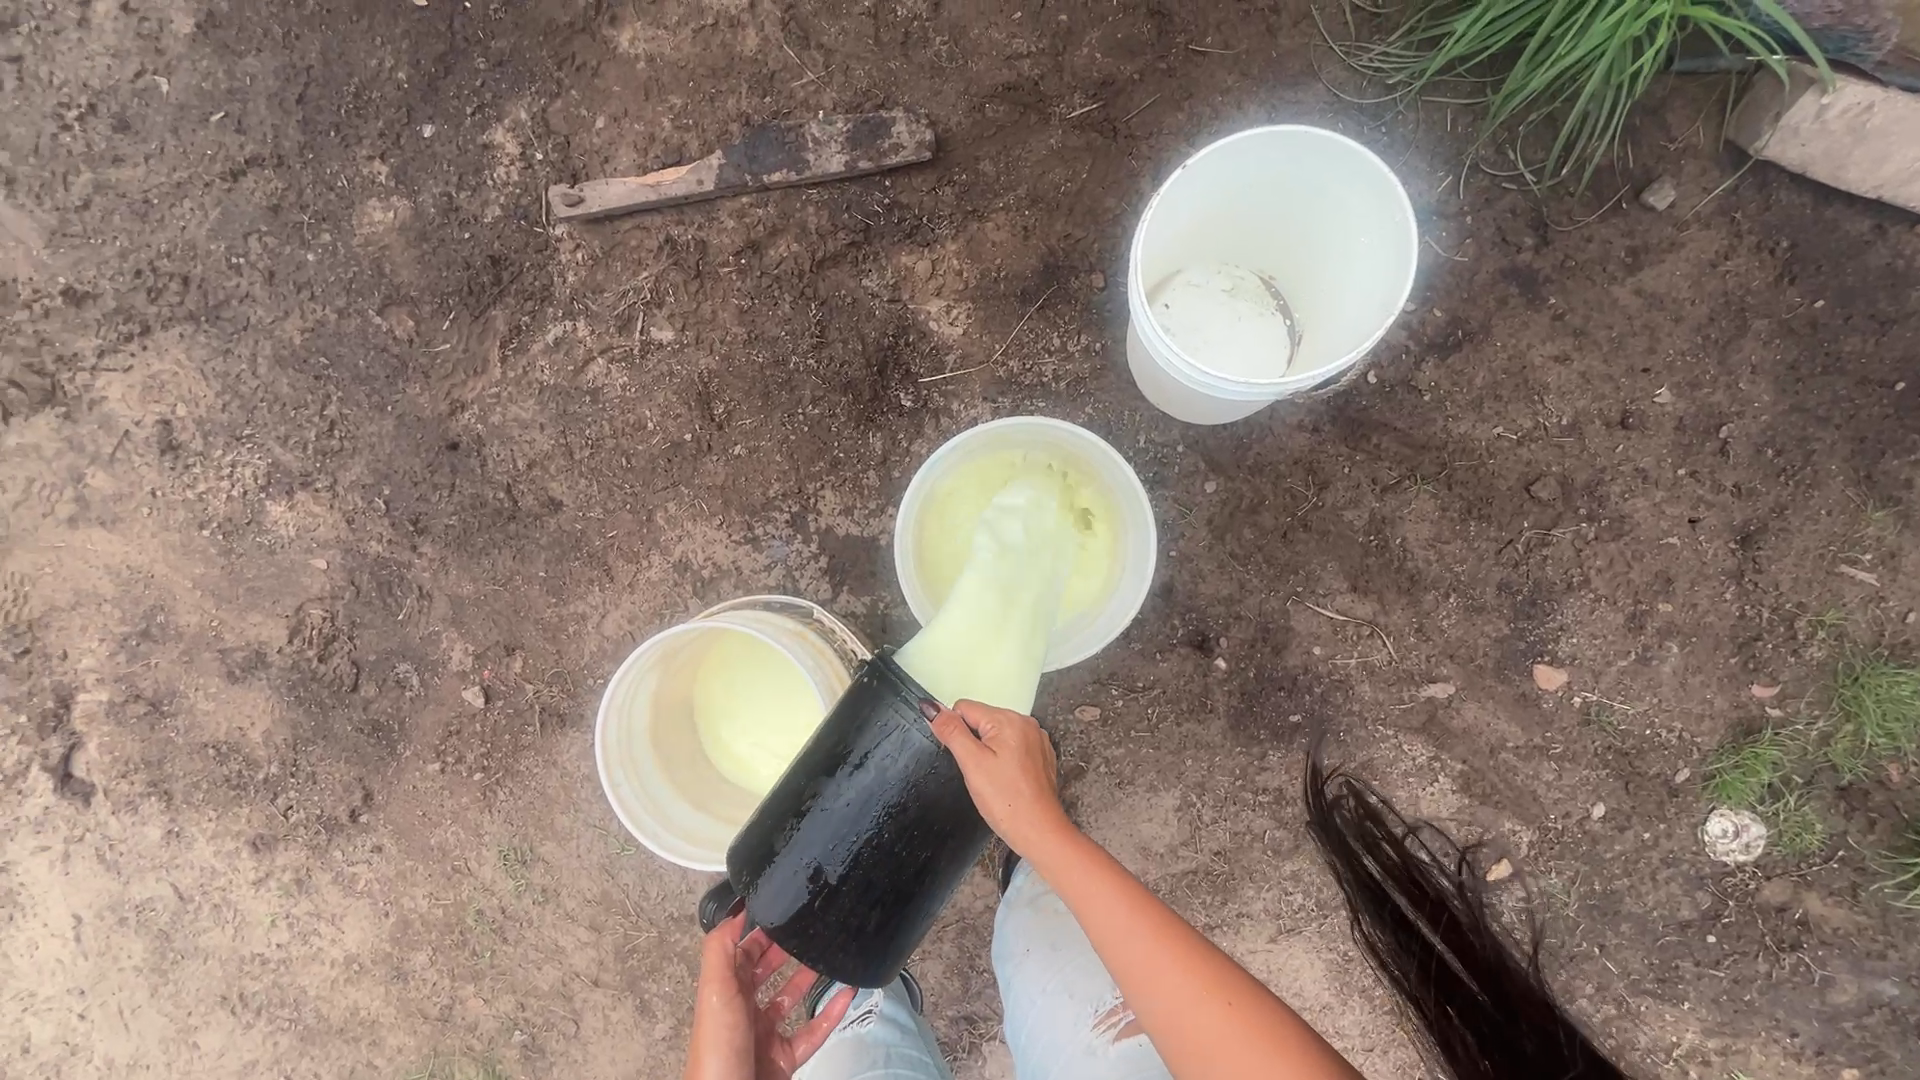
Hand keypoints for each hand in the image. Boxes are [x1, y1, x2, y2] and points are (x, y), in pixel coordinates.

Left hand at [682, 911, 853, 1079]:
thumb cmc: (718, 1049)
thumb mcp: (715, 990)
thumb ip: (721, 947)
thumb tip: (737, 907)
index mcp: (725, 992)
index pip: (743, 952)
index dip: (762, 931)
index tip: (786, 909)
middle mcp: (744, 1011)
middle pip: (768, 972)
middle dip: (788, 950)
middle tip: (813, 927)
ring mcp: (765, 1036)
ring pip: (792, 998)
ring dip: (811, 977)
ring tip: (833, 954)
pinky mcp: (784, 1058)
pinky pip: (812, 1030)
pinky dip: (831, 1012)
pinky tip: (846, 994)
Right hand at [928, 700, 1073, 858]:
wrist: (1039, 831)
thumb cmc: (1007, 802)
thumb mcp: (971, 763)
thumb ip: (951, 731)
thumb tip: (931, 707)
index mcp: (1008, 719)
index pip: (964, 708)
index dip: (956, 732)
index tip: (965, 758)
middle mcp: (1026, 722)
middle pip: (982, 719)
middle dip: (974, 742)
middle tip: (980, 771)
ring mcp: (1036, 738)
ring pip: (996, 734)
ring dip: (989, 750)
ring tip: (994, 778)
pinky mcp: (1041, 754)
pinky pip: (1013, 746)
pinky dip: (1005, 759)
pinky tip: (1007, 779)